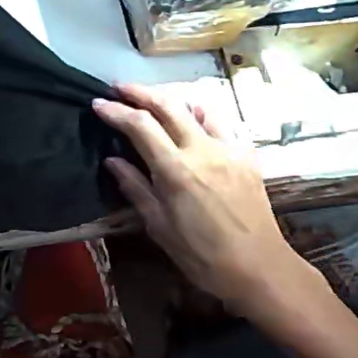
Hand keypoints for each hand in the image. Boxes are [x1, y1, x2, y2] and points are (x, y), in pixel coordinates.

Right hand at [93, 84, 336, 333]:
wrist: (260, 268)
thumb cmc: (202, 255)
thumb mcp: (159, 226)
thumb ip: (135, 188)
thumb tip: (113, 161)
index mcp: (176, 170)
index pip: (140, 125)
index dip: (116, 111)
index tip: (98, 104)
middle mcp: (203, 150)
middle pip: (168, 105)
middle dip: (140, 92)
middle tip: (119, 88)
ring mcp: (229, 149)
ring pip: (199, 106)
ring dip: (173, 97)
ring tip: (156, 99)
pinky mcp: (247, 156)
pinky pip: (224, 123)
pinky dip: (204, 113)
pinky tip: (195, 118)